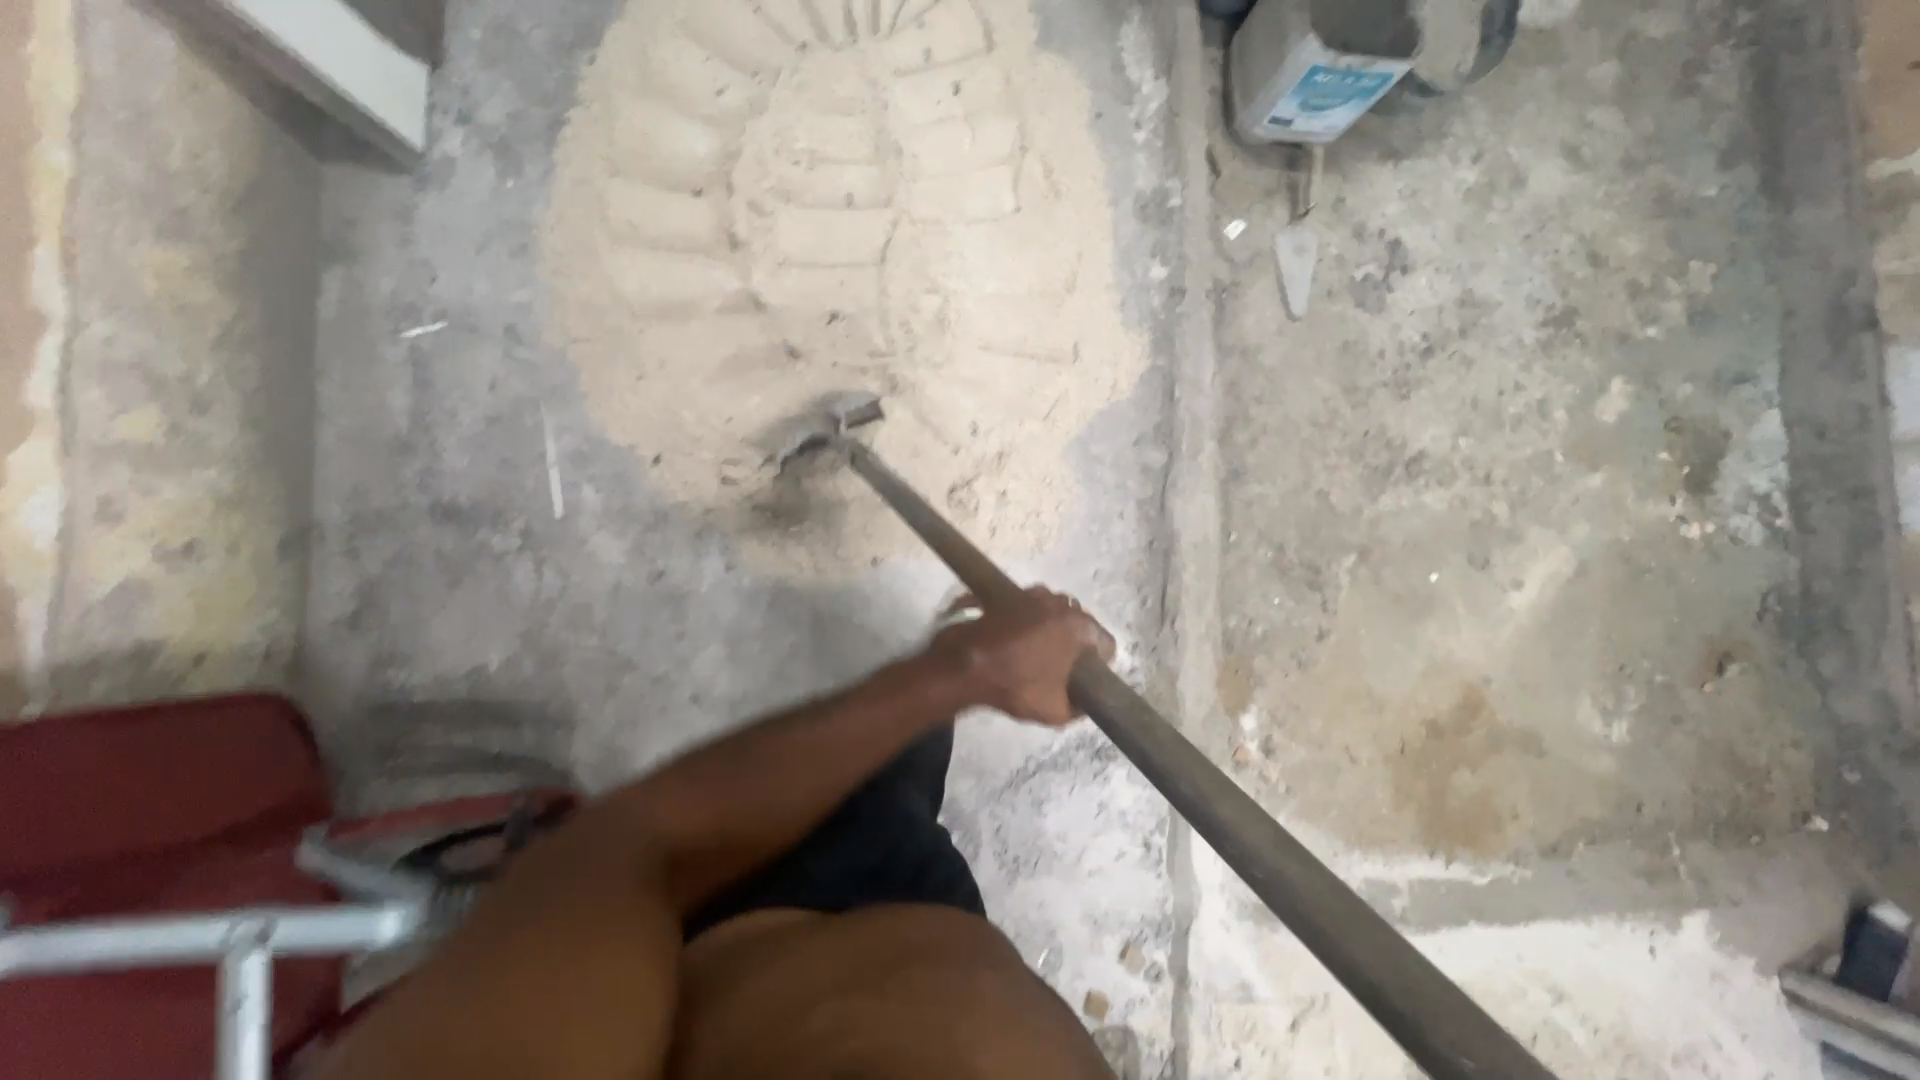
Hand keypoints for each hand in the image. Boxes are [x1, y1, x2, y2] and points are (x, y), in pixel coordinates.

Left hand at [930, 587, 1115, 726]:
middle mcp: (1060, 603)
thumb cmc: (1015, 685)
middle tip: (1062, 666)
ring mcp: (1031, 594)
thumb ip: (1079, 708)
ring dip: (1052, 627)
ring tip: (1038, 652)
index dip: (1100, 663)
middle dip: (1076, 642)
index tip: (1086, 677)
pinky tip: (1018, 639)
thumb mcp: (1055, 712)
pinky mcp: (1007, 594)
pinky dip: (1029, 619)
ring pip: (1055, 611)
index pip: (1106, 643)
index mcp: (1078, 627)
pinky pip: (1030, 606)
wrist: (963, 665)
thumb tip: (1085, 703)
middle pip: (1081, 623)